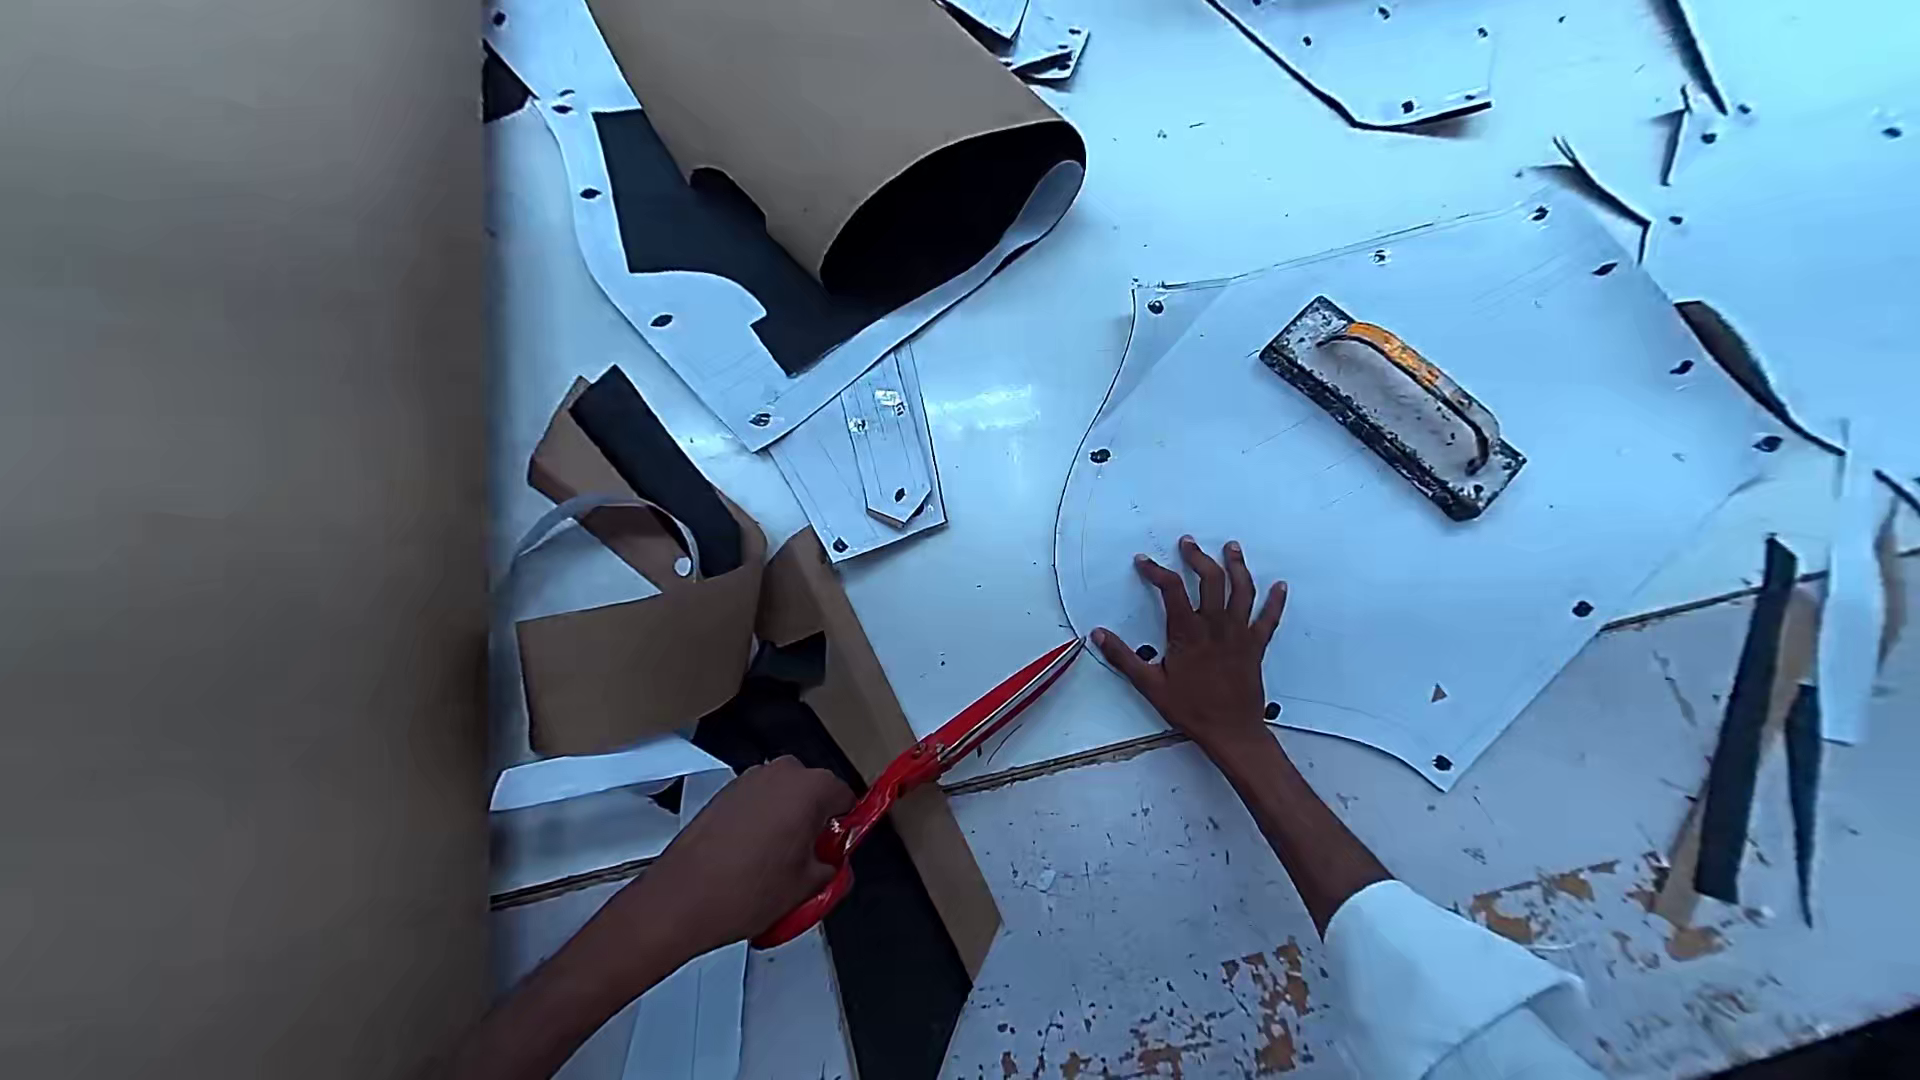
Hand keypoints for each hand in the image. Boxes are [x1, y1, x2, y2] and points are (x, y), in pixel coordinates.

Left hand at [594, 757, 853, 969]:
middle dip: (815, 823)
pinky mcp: (727, 791)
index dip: (845, 827)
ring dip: (787, 822)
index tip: (838, 847)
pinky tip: (751, 858)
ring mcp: (752, 778)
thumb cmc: (740, 890)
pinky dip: (761, 822)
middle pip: (815, 793)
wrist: (681, 900)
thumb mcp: (807, 887)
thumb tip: (834, 863)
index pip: (846, 798)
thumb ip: (834, 868)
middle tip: (808, 860)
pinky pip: (758, 801)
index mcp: (812, 787)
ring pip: (785, 797)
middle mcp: (783, 772)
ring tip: (776, 865)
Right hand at [1093, 535, 1286, 757]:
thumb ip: (1123, 657)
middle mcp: (1215, 626)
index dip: (1156, 571)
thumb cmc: (1190, 709)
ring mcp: (1239, 634)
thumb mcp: (1149, 684)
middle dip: (1198, 557)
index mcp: (1187, 633)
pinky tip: (1280, 586)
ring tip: (1231, 547)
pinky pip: (1269, 618)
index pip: (1172, 589)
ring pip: (1241, 590)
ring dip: (1236, 566)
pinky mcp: (1256, 646)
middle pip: (1211, 580)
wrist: (1231, 732)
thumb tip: (1099, 634)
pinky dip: (1275, 601)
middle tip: (1188, 543)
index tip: (1144, 561)